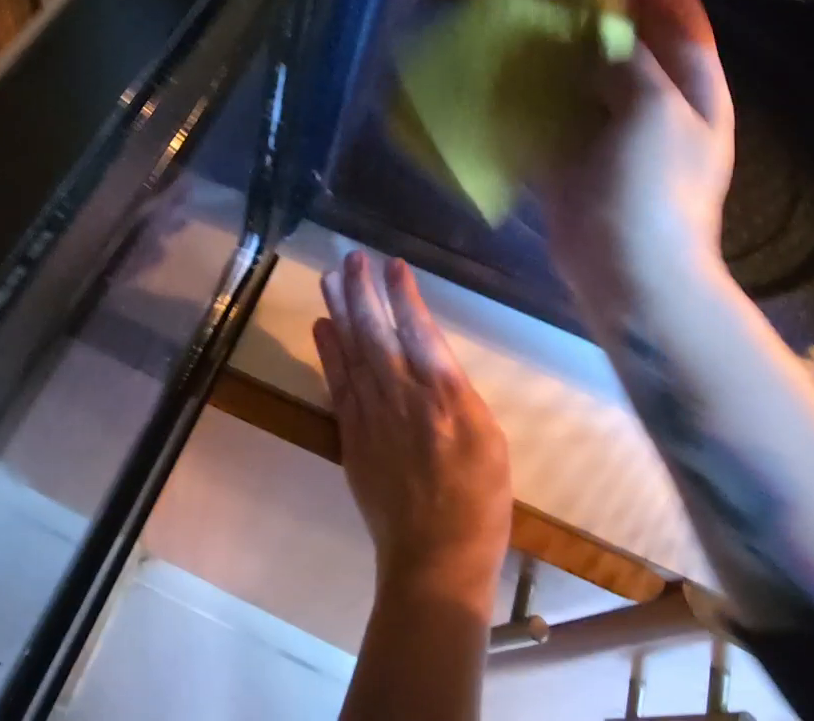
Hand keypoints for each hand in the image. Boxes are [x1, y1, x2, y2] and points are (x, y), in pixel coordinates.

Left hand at [314, 252, 511, 596]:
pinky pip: (337, 383)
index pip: (420, 332)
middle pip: (377, 333)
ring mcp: (371, 415)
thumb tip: (433, 358)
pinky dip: (328, 352)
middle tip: (352, 257)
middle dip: (363, 291)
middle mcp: (402, 397)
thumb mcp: (490, 440)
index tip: (392, 263)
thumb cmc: (478, 500)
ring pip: (352, 351)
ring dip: (340, 311)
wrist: (434, 556)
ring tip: (331, 277)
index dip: (403, 295)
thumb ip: (459, 394)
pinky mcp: (351, 434)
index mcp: (445, 397)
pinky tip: (322, 326)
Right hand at [540, 0, 733, 325]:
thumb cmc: (656, 192)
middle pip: (627, 39)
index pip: (676, 15)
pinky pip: (550, 111)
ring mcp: (609, 131)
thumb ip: (632, 66)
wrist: (630, 274)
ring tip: (527, 4)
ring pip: (583, 73)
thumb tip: (602, 35)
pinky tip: (504, 65)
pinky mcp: (570, 157)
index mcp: (692, 89)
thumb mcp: (657, 115)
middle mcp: (653, 103)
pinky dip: (530, 90)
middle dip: (600, 4)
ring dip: (559, 44)